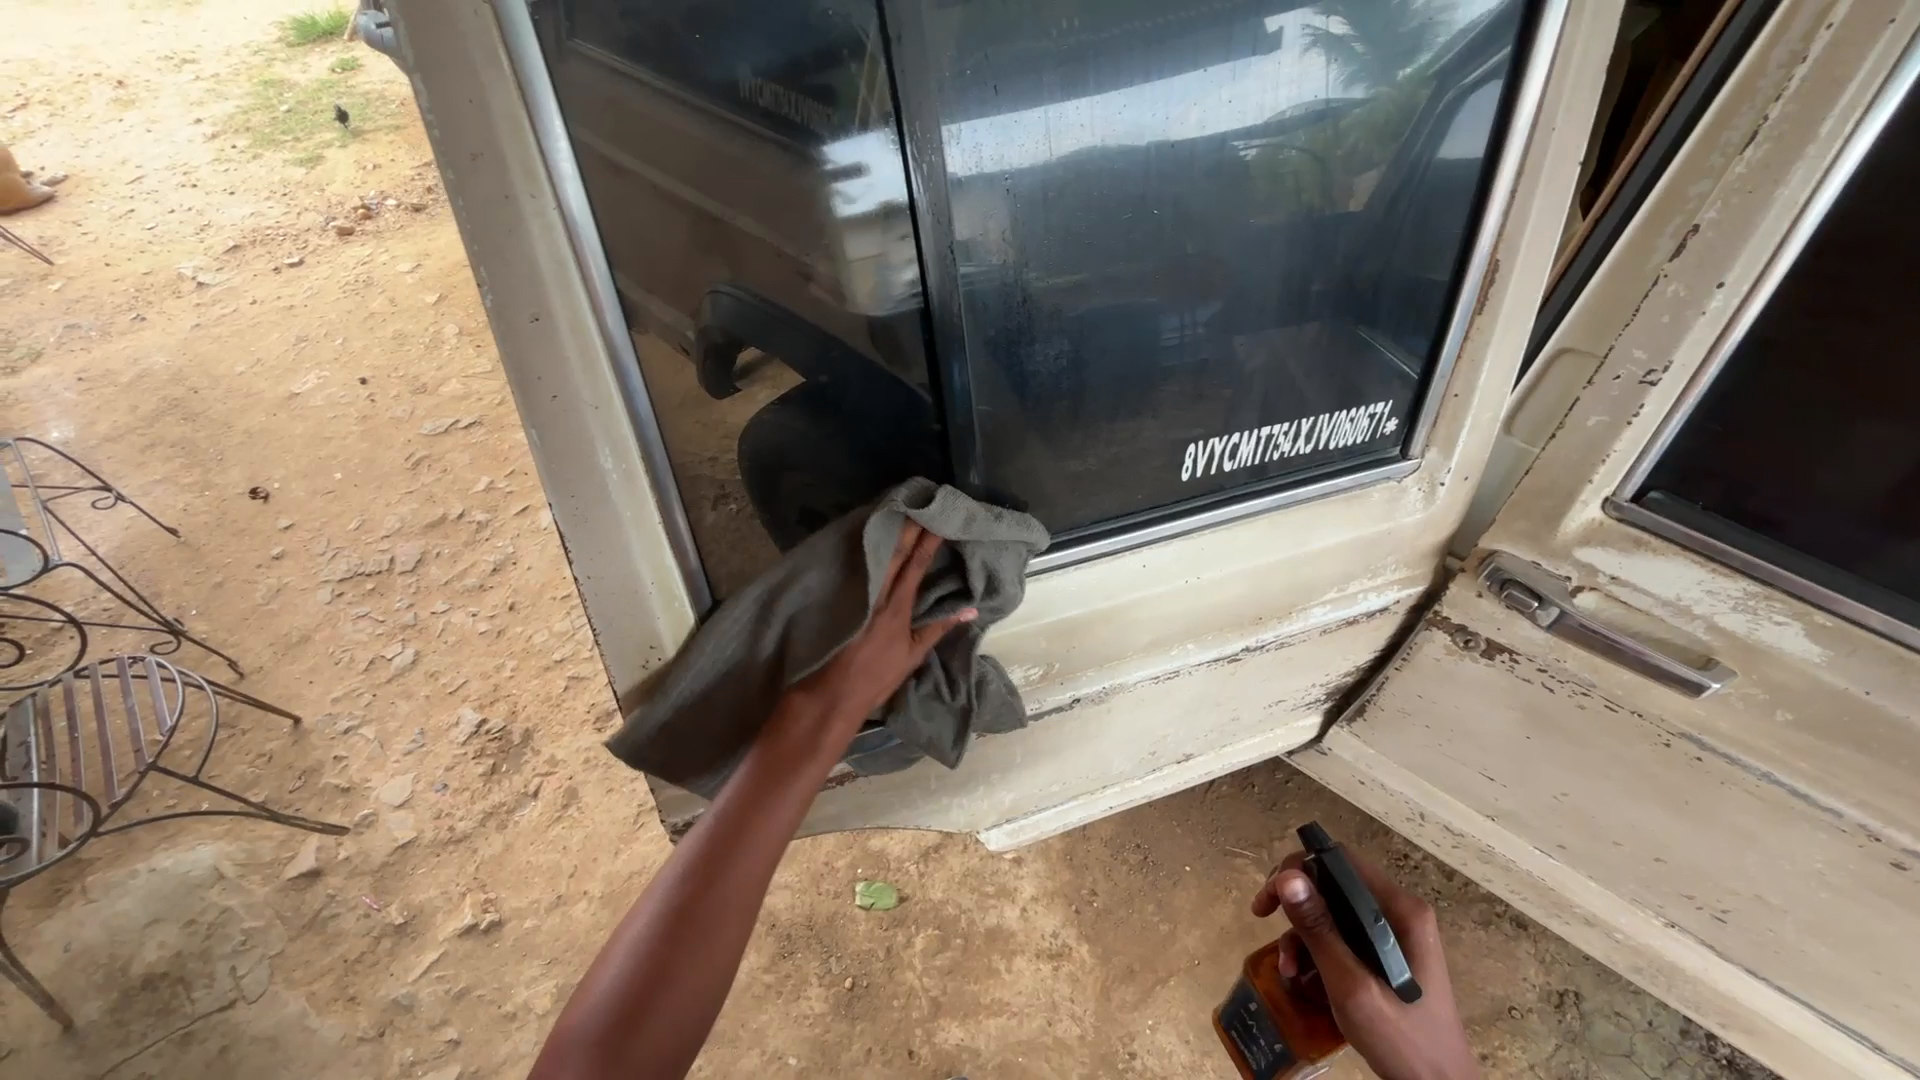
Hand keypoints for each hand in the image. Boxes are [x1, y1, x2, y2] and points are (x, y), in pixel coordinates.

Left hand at [784, 521, 976, 741]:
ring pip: (873, 558)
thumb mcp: (913, 655)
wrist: (832, 693)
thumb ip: (939, 628)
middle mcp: (876, 596)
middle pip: (892, 555)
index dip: (927, 542)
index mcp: (897, 608)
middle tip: (917, 504)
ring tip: (896, 513)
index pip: (915, 567)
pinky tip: (868, 539)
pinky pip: (856, 568)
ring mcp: (856, 596)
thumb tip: (970, 609)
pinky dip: (866, 551)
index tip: (936, 521)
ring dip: (886, 535)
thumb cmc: (876, 677)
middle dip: (906, 529)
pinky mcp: (839, 600)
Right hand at [1252, 843, 1478, 1079]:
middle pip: (1333, 883)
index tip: (1271, 895)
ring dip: (1301, 935)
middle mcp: (1398, 912)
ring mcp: (1392, 934)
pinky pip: (1340, 936)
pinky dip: (1315, 952)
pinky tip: (1301, 978)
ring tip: (1287, 970)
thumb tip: (1287, 876)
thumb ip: (1319, 930)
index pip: (1341, 859)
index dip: (1299, 867)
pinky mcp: (1384, 955)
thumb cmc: (1402, 1039)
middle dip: (1294, 902)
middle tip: (1263, 917)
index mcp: (1400, 910)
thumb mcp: (1352, 986)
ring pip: (1331, 912)